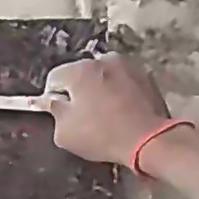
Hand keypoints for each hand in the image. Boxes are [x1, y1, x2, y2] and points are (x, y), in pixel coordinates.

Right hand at [39, 54, 174, 164]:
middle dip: (78, 92)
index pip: (54, 77)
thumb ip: (54, 112)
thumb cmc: (101, 135)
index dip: (52, 97)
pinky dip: (118, 93)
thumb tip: (51, 102)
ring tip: (105, 115)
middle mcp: (103, 59)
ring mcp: (127, 65)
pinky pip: (122, 82)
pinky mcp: (145, 75)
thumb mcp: (65, 132)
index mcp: (80, 70)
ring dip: (100, 90)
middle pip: (81, 74)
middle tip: (83, 117)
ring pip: (103, 76)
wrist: (148, 139)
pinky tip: (121, 113)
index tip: (59, 113)